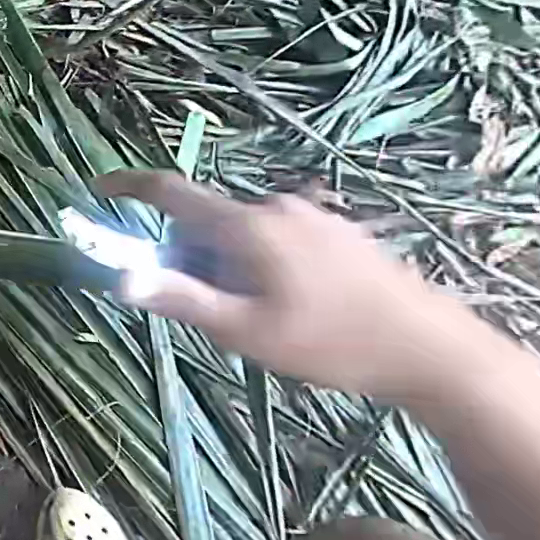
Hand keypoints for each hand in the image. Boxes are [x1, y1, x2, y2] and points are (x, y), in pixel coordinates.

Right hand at [94, 171, 516, 403]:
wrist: (440, 353)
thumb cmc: (332, 343)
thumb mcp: (245, 329)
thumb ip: (180, 298)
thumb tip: (120, 280)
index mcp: (246, 225)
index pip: (170, 191)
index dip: (128, 186)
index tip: (98, 189)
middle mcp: (274, 207)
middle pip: (205, 221)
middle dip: (188, 255)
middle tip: (207, 305)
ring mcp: (310, 215)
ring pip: (239, 231)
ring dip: (225, 262)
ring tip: (259, 313)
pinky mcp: (335, 229)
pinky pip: (272, 235)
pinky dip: (256, 259)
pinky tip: (292, 302)